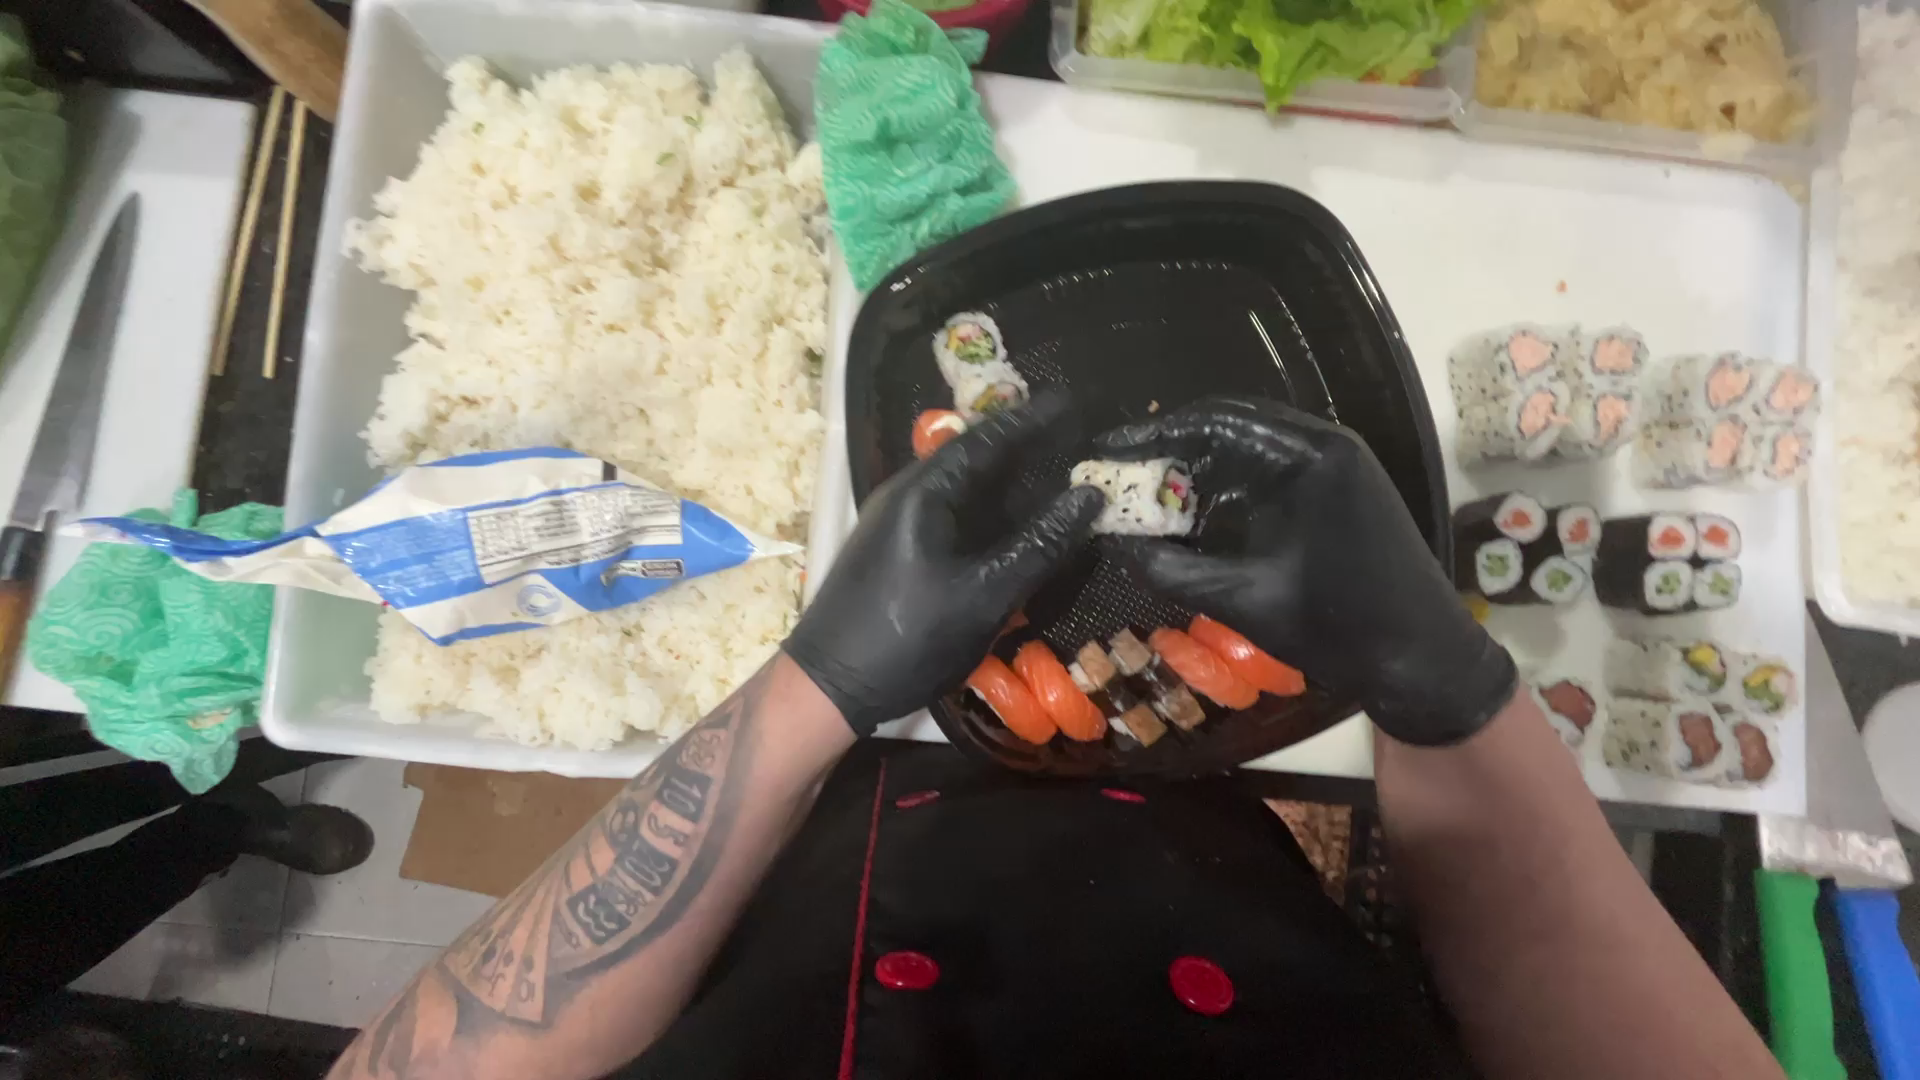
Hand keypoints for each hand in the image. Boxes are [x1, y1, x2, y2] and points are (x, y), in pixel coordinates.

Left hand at [785, 393, 1105, 735]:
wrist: (831, 684)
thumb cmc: (907, 637)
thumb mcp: (983, 594)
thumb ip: (1039, 546)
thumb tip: (1089, 497)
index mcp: (923, 492)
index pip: (986, 439)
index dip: (1032, 419)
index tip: (1073, 402)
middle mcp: (909, 497)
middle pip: (977, 461)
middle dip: (1028, 451)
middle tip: (1078, 440)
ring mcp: (903, 525)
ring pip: (967, 495)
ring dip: (1012, 489)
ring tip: (1061, 480)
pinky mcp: (902, 552)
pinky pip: (956, 522)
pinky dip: (992, 521)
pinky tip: (1020, 532)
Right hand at [1093, 396, 1514, 745]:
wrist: (1424, 661)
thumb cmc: (1340, 629)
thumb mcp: (1243, 601)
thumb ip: (1171, 569)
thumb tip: (1114, 543)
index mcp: (1309, 459)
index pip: (1215, 422)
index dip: (1154, 434)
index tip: (1107, 450)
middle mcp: (1323, 446)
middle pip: (1229, 425)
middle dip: (1170, 445)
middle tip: (1121, 468)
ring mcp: (1334, 464)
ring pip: (1246, 445)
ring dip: (1195, 464)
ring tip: (1146, 487)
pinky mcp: (1336, 488)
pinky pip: (1267, 468)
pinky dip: (1225, 483)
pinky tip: (1194, 508)